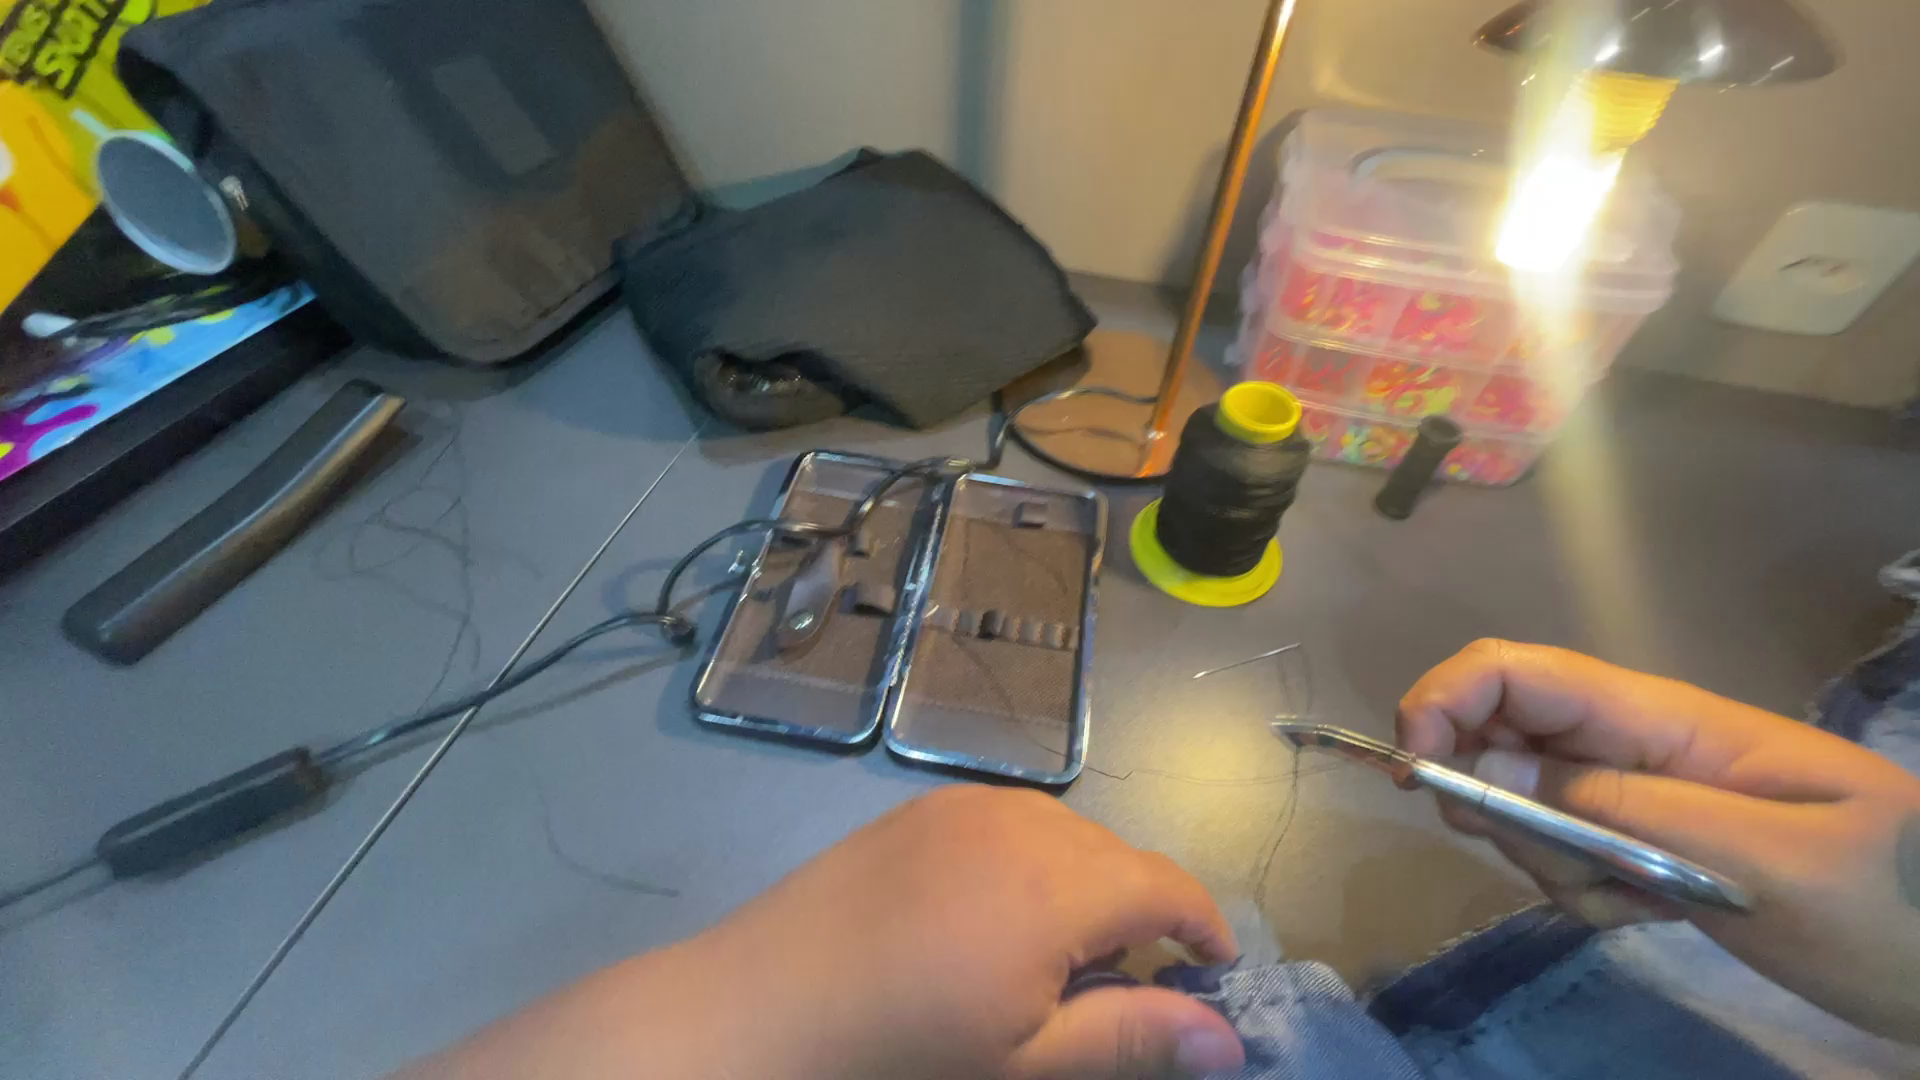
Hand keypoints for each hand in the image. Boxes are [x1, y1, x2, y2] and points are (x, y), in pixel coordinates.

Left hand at [395, 786, 1244, 1079]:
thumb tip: (1228, 1037)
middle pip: (1117, 852)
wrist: (769, 997)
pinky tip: (1000, 901)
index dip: (1202, 922)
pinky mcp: (927, 804)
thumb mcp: (1025, 1061)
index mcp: (1057, 885)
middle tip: (1126, 976)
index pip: (1163, 885)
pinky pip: (1012, 815)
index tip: (1215, 965)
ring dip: (1087, 876)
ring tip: (1060, 943)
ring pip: (1066, 829)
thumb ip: (1130, 1035)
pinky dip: (1035, 852)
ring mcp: (968, 804)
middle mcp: (1021, 823)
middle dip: (1142, 907)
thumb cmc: (904, 1045)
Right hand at [1398, 639, 1919, 1040]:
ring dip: (1541, 853)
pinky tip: (1642, 908)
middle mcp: (1618, 738)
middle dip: (1485, 793)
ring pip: (1513, 796)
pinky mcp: (1626, 830)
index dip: (1440, 701)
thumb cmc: (1894, 905)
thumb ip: (1619, 805)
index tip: (1418, 770)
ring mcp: (1621, 785)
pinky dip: (1573, 884)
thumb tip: (1488, 767)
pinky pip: (1550, 844)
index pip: (1505, 669)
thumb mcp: (1763, 859)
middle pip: (1490, 732)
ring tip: (1628, 896)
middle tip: (1534, 852)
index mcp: (1648, 715)